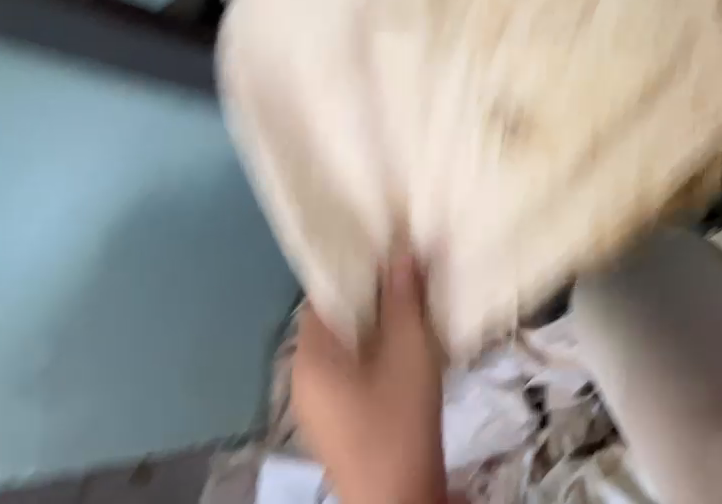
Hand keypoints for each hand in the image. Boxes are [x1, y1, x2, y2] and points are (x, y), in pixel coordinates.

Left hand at [291, 253, 446, 503]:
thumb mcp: (410, 347)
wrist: (397, 494)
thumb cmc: (399, 416)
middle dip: (374, 290)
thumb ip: (405, 296)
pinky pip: (354, 363)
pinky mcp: (338, 415)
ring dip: (380, 317)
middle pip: (337, 316)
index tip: (390, 242)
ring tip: (418, 295)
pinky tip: (410, 338)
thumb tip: (403, 248)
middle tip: (413, 265)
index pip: (324, 293)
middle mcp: (303, 374)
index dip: (356, 265)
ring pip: (349, 340)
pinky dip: (379, 343)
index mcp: (310, 356)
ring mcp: (319, 399)